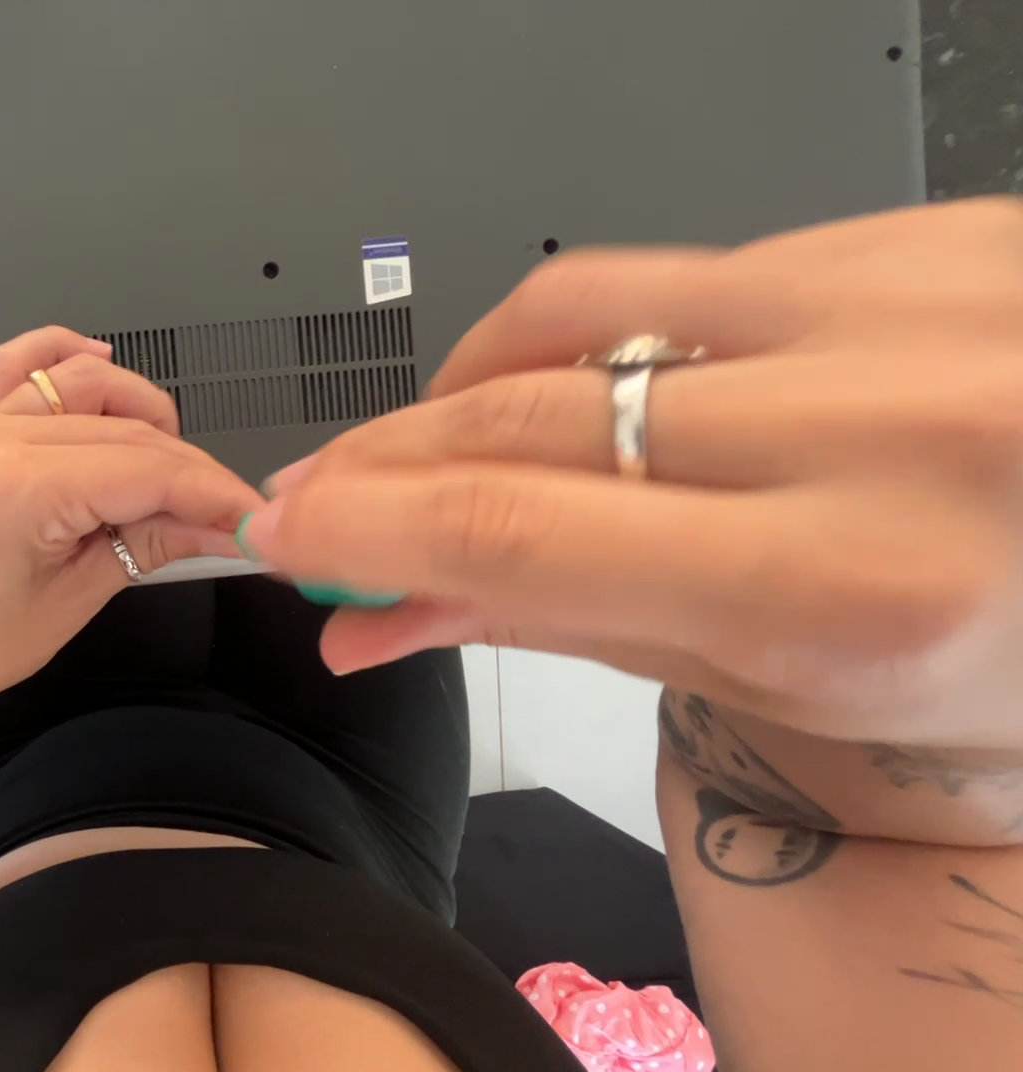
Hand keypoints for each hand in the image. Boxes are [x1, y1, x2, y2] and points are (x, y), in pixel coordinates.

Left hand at [0, 327, 259, 729]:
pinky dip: (61, 355)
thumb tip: (225, 526)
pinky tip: (98, 360)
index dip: (212, 492)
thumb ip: (156, 544)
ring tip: (172, 464)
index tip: (252, 516)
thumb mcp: (78, 598)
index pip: (147, 470)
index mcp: (20, 487)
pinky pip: (16, 366)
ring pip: (85, 385)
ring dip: (143, 413)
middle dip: (189, 470)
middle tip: (224, 512)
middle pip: (126, 429)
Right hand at [244, 198, 1022, 748]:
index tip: (281, 529)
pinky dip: (560, 338)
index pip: (505, 529)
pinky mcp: (913, 235)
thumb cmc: (986, 661)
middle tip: (311, 493)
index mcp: (845, 587)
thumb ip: (527, 623)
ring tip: (422, 441)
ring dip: (450, 387)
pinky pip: (661, 272)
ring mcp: (912, 301)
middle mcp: (890, 424)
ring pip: (562, 313)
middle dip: (373, 459)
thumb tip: (370, 618)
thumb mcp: (739, 674)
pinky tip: (553, 387)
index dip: (353, 524)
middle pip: (512, 414)